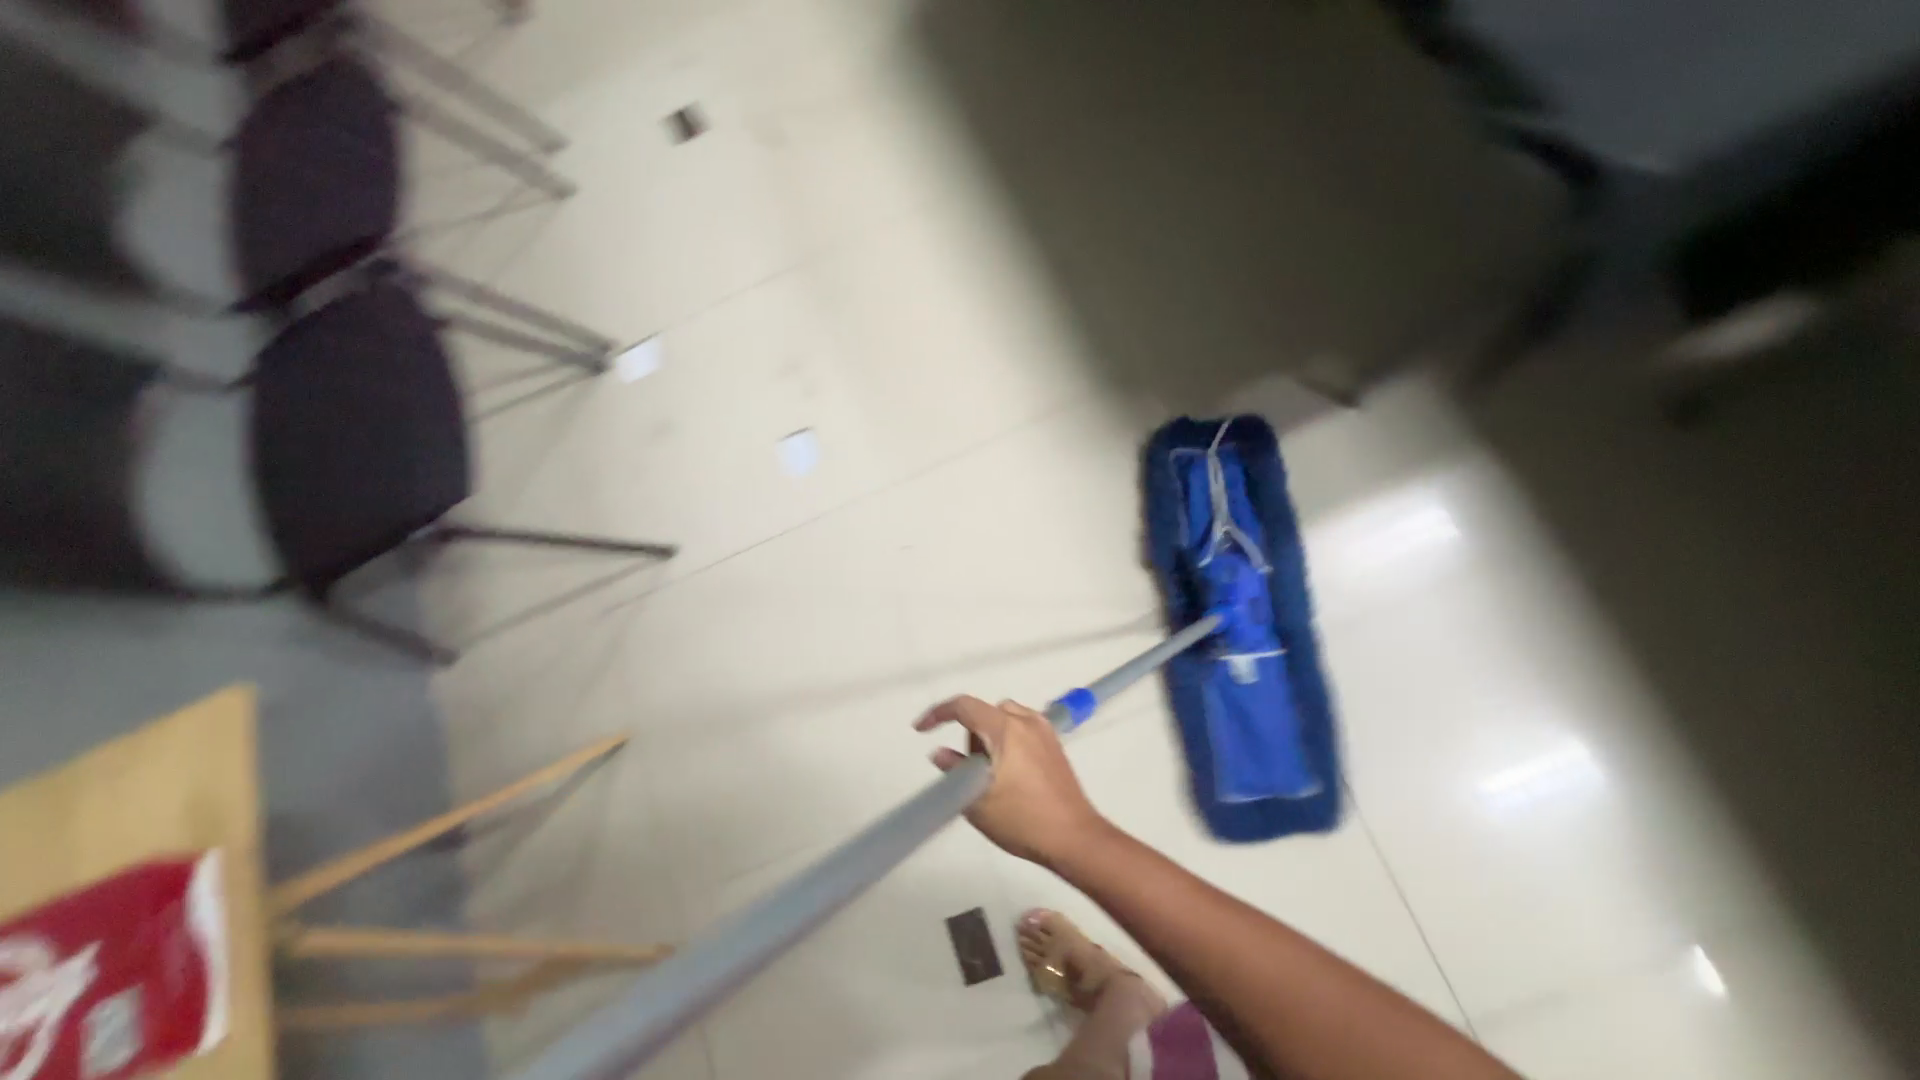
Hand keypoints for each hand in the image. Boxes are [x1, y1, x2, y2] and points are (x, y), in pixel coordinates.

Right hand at [914, 696, 1108, 865]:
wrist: (1074, 838)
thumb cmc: (1023, 819)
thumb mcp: (978, 801)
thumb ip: (955, 771)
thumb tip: (940, 753)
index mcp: (1006, 729)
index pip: (965, 706)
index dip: (938, 713)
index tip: (921, 730)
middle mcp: (1028, 721)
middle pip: (986, 712)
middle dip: (971, 736)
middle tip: (971, 772)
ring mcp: (1045, 733)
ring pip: (1005, 719)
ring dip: (990, 738)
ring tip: (991, 777)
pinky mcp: (1055, 747)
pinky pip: (1022, 729)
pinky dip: (1008, 741)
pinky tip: (1010, 776)